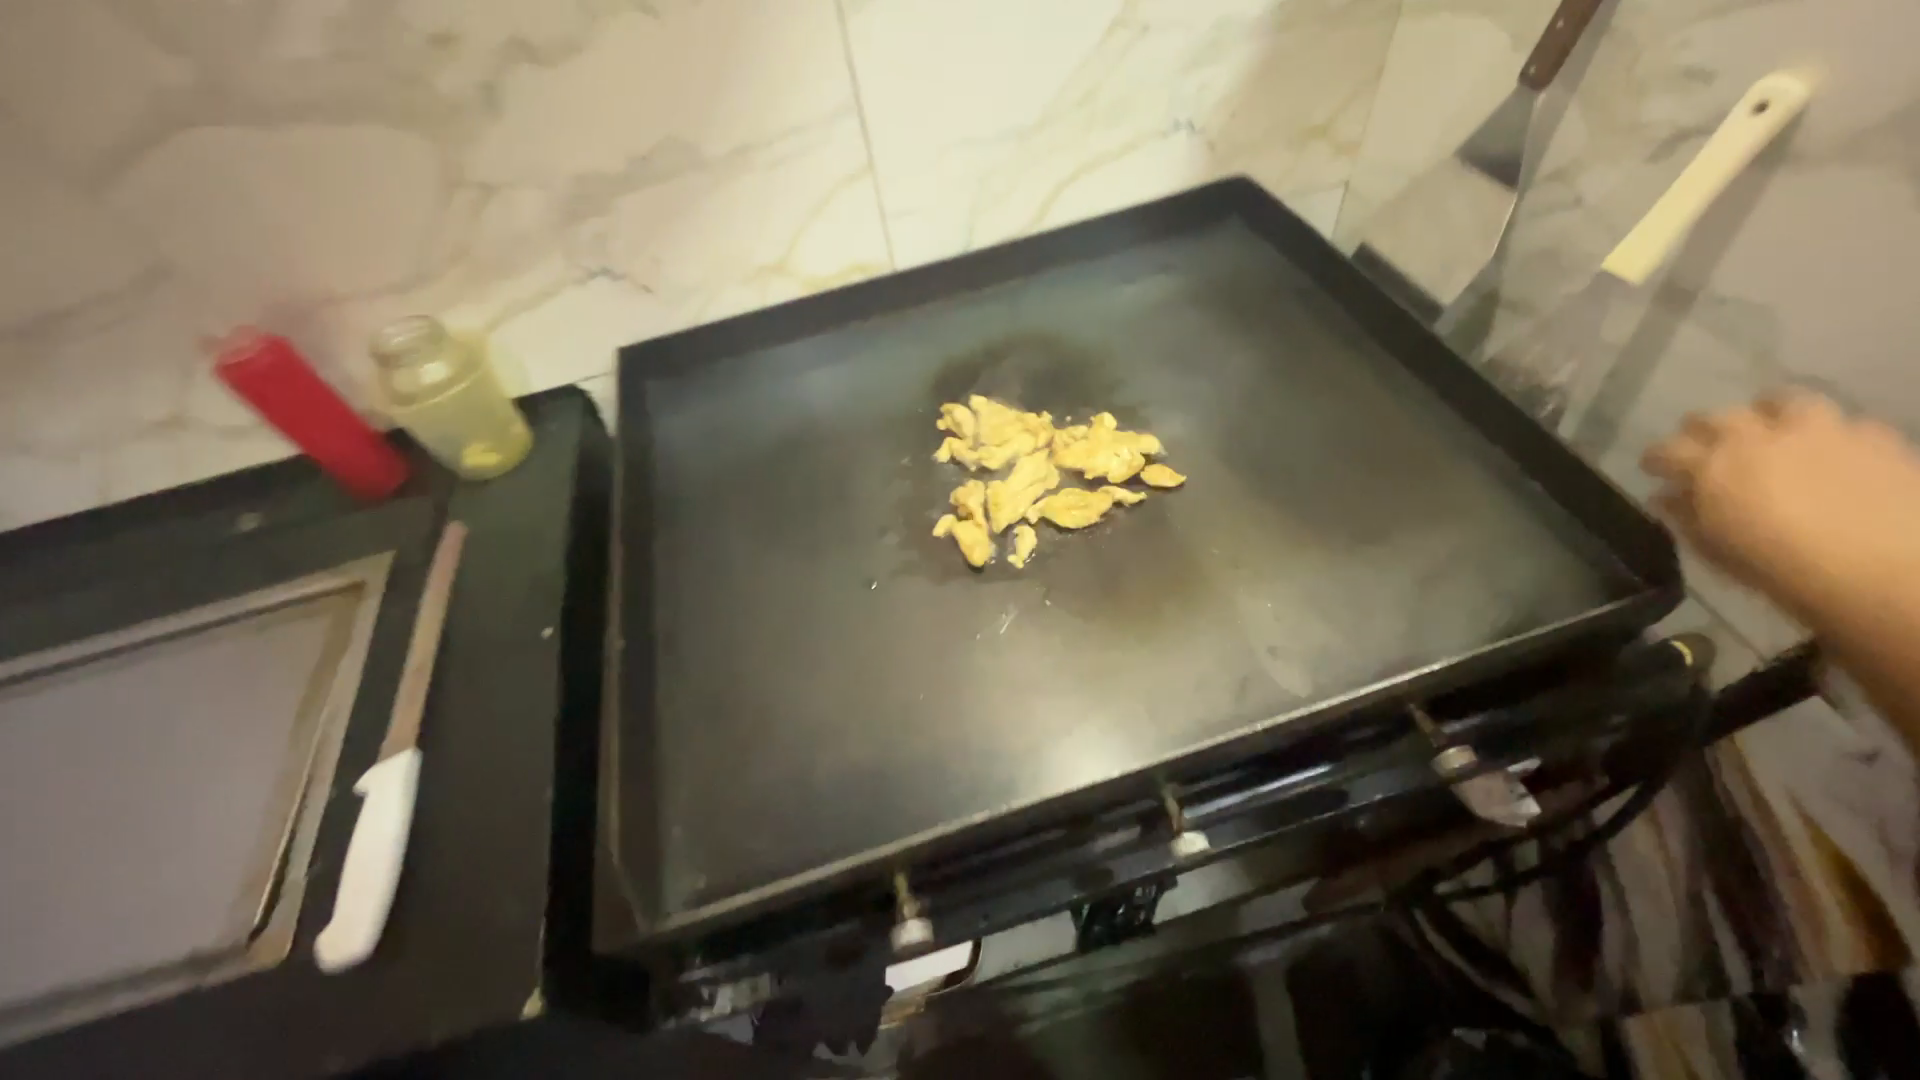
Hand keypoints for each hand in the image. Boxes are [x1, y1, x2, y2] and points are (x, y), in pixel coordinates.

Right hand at [1642, 391, 1919, 622]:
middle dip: (1702, 428)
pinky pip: (1846, 422)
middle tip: (1702, 443)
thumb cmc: (1781, 568)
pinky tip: (1833, 449)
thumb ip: (1687, 517)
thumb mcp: (1716, 550)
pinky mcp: (1874, 437)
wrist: (1883, 571)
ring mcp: (1820, 432)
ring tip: (1768, 425)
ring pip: (1783, 400)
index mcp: (1712, 466)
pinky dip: (1831, 432)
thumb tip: (1666, 496)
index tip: (1653, 467)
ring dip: (1767, 410)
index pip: (1667, 449)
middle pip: (1718, 416)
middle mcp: (1758, 438)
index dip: (1656, 457)